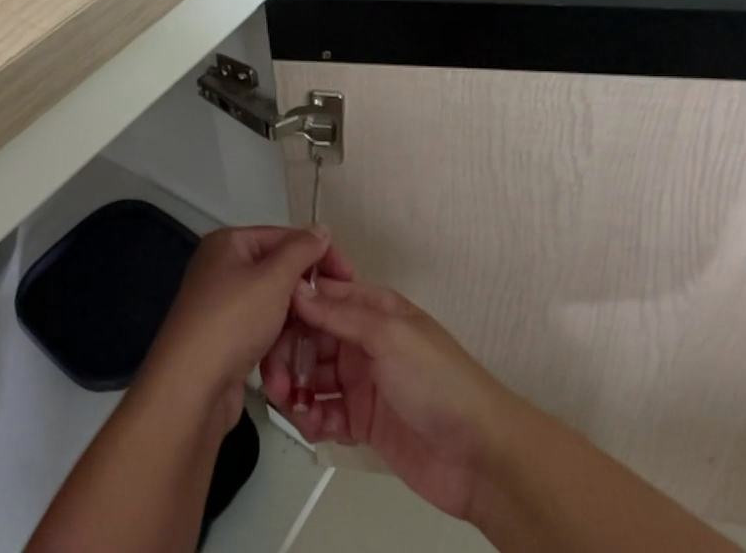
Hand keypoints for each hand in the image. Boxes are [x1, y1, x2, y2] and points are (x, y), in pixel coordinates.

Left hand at [141, 226, 344, 421]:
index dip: (318, 253)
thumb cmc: (233, 322)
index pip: (284, 237)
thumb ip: (301, 250)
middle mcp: (222, 268)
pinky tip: (294, 358)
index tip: (350, 275)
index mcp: (229, 244)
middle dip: (307, 292)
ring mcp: (223, 305)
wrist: (191, 387)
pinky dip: (279, 342)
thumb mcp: (273, 279)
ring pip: (274, 305)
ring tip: (319, 337)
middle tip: (338, 308)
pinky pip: (263, 330)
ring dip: (295, 322)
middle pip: (279, 272)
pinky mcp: (226, 338)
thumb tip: (322, 228)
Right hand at [263, 276, 513, 522]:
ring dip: (295, 388)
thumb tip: (300, 289)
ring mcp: (363, 383)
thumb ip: (342, 312)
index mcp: (376, 311)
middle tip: (275, 376)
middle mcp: (366, 342)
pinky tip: (313, 425)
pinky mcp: (362, 422)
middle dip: (287, 354)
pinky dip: (311, 418)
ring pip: (311, 377)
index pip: (323, 296)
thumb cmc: (445, 385)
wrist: (480, 457)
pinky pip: (323, 414)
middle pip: (310, 338)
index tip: (264, 321)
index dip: (292, 306)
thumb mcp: (391, 336)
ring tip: (290, 403)